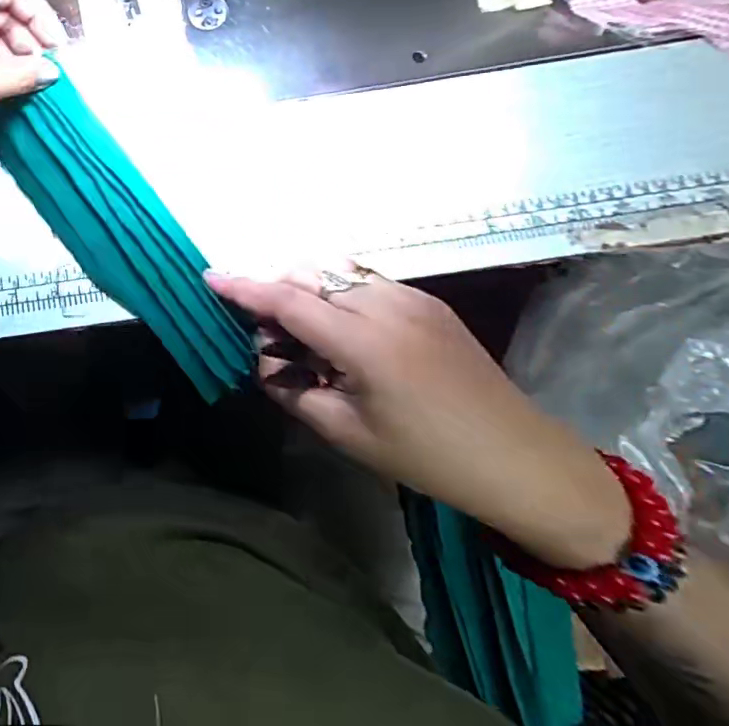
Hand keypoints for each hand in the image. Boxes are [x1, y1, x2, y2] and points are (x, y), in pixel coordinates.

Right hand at [206, 267, 630, 569]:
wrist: (517, 456)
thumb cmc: (427, 456)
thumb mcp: (348, 434)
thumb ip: (294, 391)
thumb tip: (263, 364)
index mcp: (363, 341)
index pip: (289, 300)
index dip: (245, 288)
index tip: (210, 277)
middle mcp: (385, 304)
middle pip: (310, 275)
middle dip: (275, 289)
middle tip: (264, 331)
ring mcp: (411, 297)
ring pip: (339, 273)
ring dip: (308, 290)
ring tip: (303, 332)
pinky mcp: (429, 302)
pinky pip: (368, 283)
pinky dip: (341, 295)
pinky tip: (343, 331)